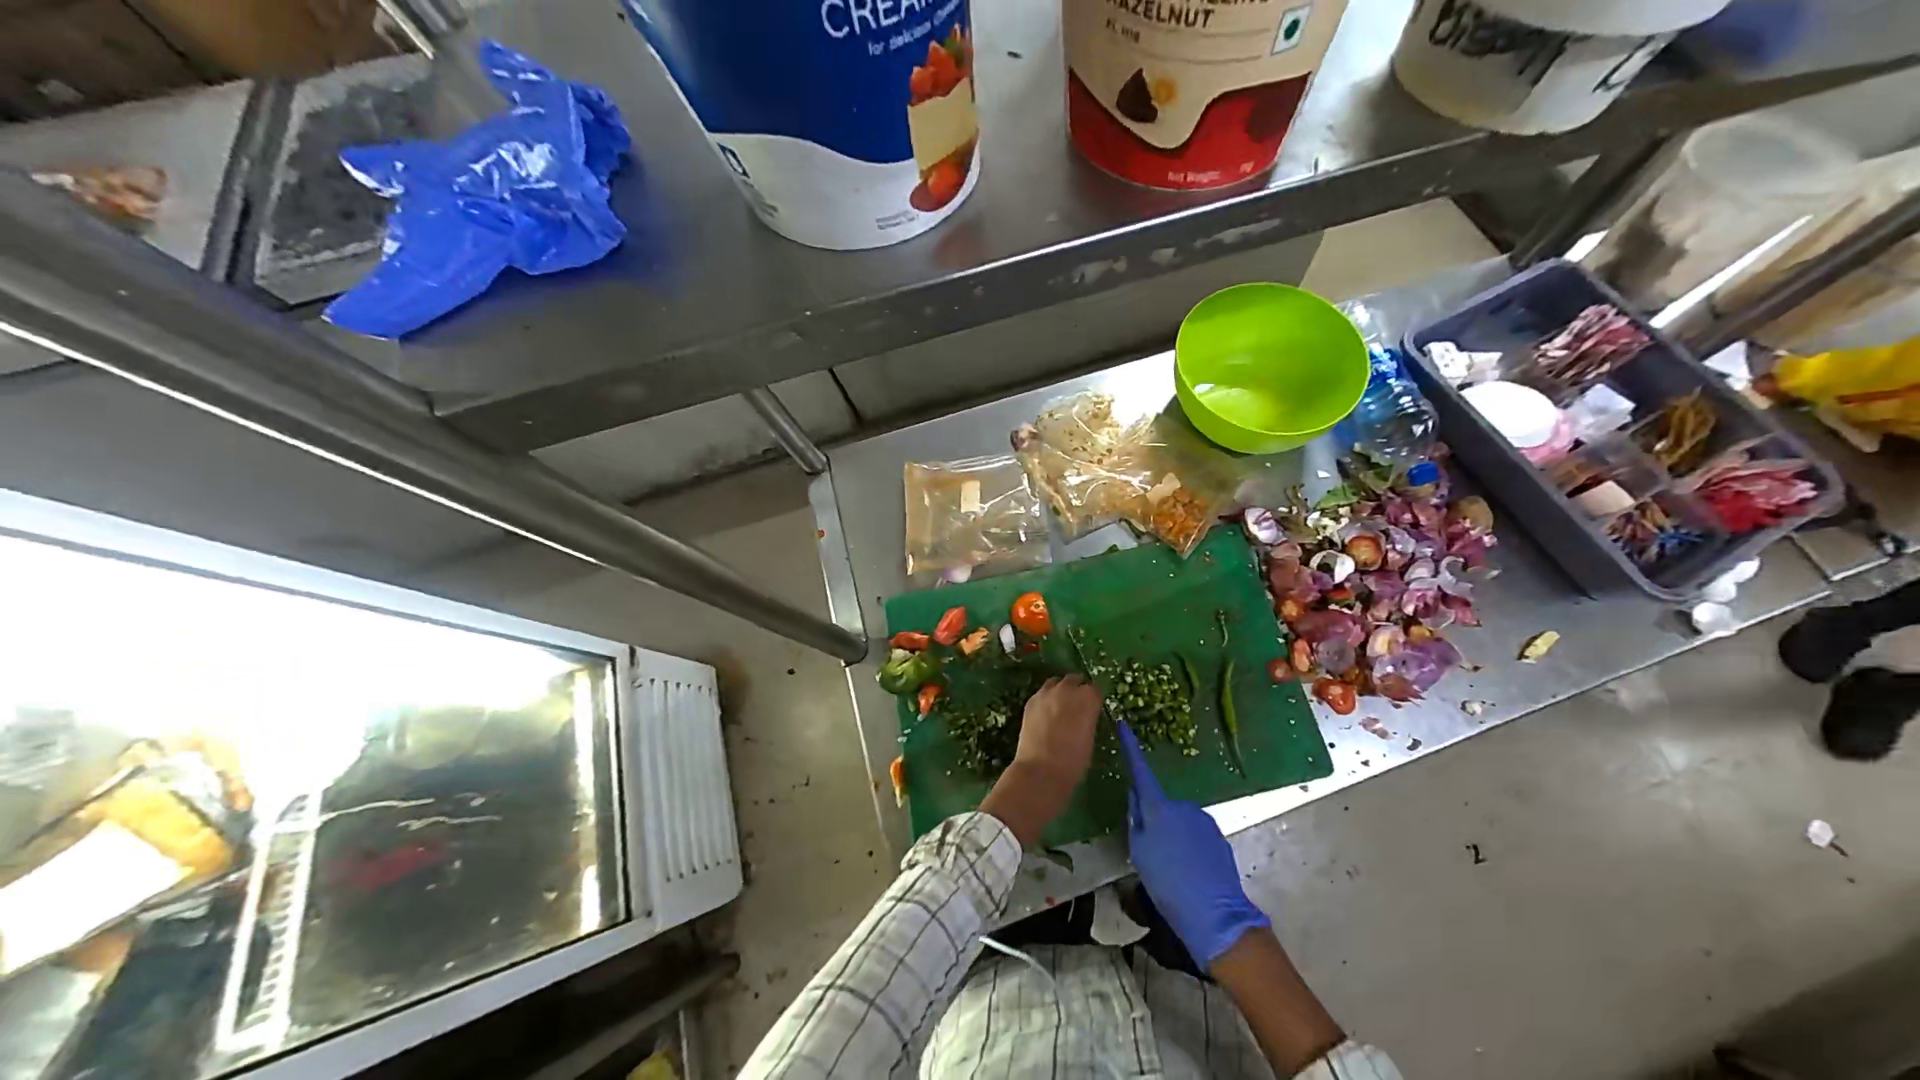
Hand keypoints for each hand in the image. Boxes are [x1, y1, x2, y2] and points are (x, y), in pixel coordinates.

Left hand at [978, 675, 1100, 846]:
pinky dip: (1046, 699)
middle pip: (1075, 680)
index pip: (1095, 689)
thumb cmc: (1074, 761)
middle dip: (1078, 689)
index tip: (1094, 708)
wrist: (1041, 770)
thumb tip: (1085, 715)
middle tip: (1078, 705)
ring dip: (1061, 691)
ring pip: (1056, 683)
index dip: (1094, 699)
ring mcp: (1046, 693)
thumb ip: (1088, 719)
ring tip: (1061, 707)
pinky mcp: (1030, 701)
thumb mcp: (1090, 738)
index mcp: (1088, 698)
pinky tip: (1046, 714)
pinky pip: (1042, 693)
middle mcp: (1067, 689)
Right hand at [1118, 720, 1269, 969]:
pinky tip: (1189, 871)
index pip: (1140, 771)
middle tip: (1151, 852)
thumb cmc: (1167, 883)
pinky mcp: (1218, 835)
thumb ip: (1135, 820)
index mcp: (1158, 808)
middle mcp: (1183, 805)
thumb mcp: (1139, 853)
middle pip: (1161, 805)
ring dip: (1173, 835)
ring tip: (1171, 868)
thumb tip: (1135, 795)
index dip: (1131, 748)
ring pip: (1179, 821)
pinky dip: (1188, 846)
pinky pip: (1195, 833)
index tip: (1123, 724)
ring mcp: (1203, 819)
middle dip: (1154, 819)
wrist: (1215, 915)